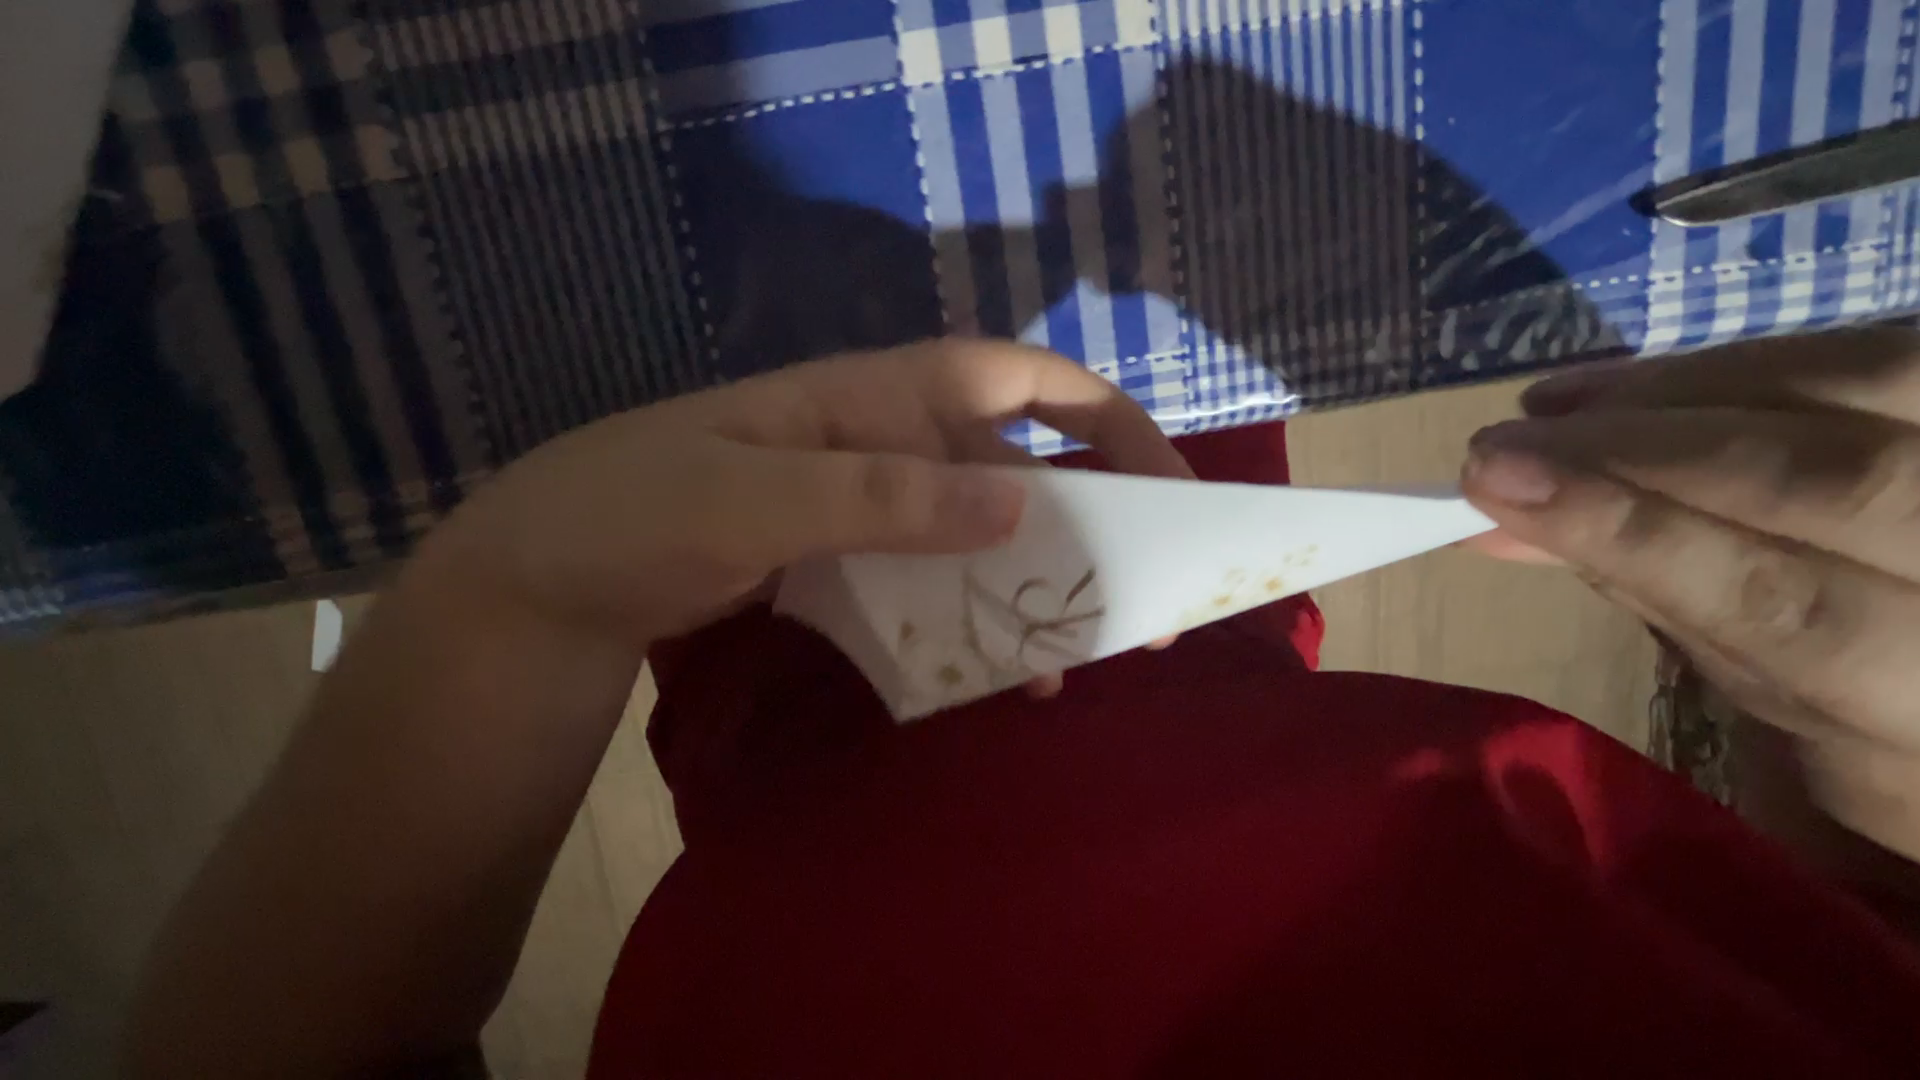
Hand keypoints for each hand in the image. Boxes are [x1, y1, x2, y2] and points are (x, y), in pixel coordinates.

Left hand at [424, 338, 1192, 650]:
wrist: (543, 583)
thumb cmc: (633, 512)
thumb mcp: (752, 496)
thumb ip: (878, 495)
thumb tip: (1019, 500)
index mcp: (868, 399)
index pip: (1011, 377)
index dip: (1099, 412)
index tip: (1164, 477)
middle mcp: (880, 444)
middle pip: (1012, 462)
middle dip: (1088, 515)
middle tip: (1146, 595)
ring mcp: (861, 507)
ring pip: (977, 530)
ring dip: (1034, 580)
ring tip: (1083, 651)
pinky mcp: (839, 561)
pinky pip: (930, 579)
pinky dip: (972, 616)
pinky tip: (1000, 671)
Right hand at [1459, 327, 1919, 860]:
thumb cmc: (1878, 715)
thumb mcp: (1766, 698)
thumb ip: (1650, 599)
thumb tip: (1498, 523)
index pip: (1786, 607)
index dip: (1630, 534)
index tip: (1492, 485)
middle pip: (1833, 477)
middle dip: (1635, 449)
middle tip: (1500, 440)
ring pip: (1860, 383)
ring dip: (1670, 390)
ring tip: (1548, 405)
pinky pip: (1868, 352)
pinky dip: (1728, 362)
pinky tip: (1629, 382)